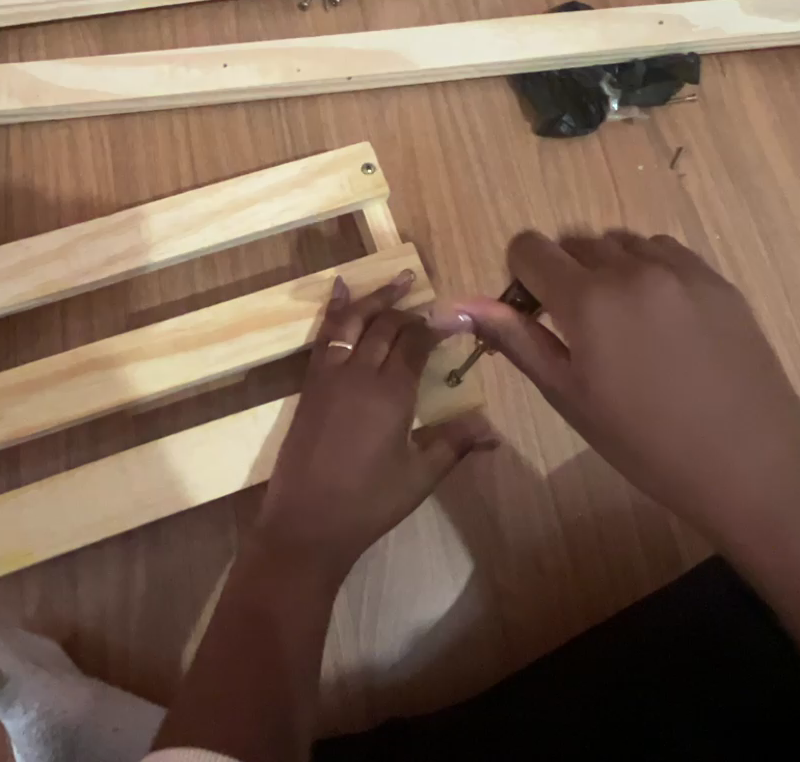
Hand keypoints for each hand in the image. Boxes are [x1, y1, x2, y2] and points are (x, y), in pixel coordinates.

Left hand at [252, 271, 497, 581]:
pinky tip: (341, 289)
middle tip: (427, 297)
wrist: (306, 521)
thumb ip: (454, 445)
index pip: (416, 343)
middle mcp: (360, 373)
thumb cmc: (368, 503)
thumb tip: (494, 432)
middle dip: (409, 308)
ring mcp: (330, 374)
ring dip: (376, 297)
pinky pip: (325, 335)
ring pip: (355, 321)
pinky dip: (335, 309)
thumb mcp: (419, 477)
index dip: (435, 326)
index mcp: (392, 394)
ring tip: (397, 278)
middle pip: (387, 326)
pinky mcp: (310, 383)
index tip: (453, 316)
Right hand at [441, 230, 799, 548]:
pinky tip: (661, 318)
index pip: (528, 247)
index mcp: (587, 299)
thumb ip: (514, 338)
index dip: (520, 276)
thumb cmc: (644, 441)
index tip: (534, 315)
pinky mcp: (717, 280)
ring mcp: (680, 269)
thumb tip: (456, 305)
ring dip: (605, 268)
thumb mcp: (567, 395)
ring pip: (618, 243)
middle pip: (572, 242)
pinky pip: (663, 251)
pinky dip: (646, 269)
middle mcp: (631, 268)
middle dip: (561, 274)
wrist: (753, 466)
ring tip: (623, 324)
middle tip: (578, 329)